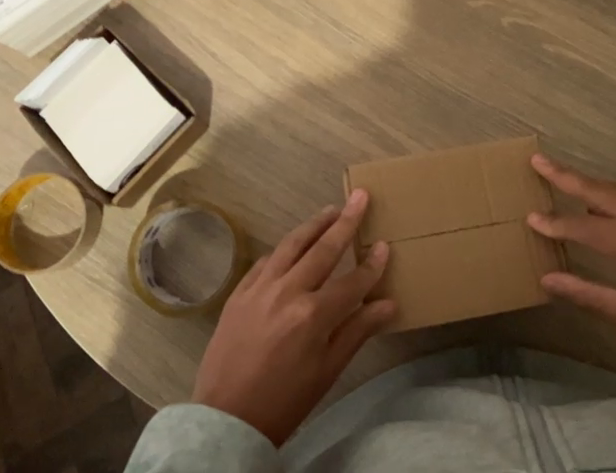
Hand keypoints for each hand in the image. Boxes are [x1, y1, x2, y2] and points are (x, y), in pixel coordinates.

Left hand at [192, 190, 396, 444]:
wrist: (227, 417)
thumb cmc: (285, 401)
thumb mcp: (328, 371)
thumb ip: (357, 331)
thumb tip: (388, 303)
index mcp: (313, 315)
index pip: (352, 281)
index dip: (372, 264)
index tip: (385, 245)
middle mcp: (287, 292)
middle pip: (323, 249)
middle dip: (345, 222)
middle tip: (360, 197)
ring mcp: (260, 288)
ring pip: (291, 245)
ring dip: (313, 225)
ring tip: (330, 210)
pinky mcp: (239, 292)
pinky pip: (266, 260)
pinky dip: (284, 249)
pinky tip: (293, 244)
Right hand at [526, 154, 615, 402]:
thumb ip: (585, 294)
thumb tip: (546, 280)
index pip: (581, 225)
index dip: (554, 223)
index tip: (529, 216)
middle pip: (599, 190)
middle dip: (567, 175)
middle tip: (539, 161)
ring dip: (590, 183)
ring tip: (564, 177)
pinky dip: (613, 194)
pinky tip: (604, 202)